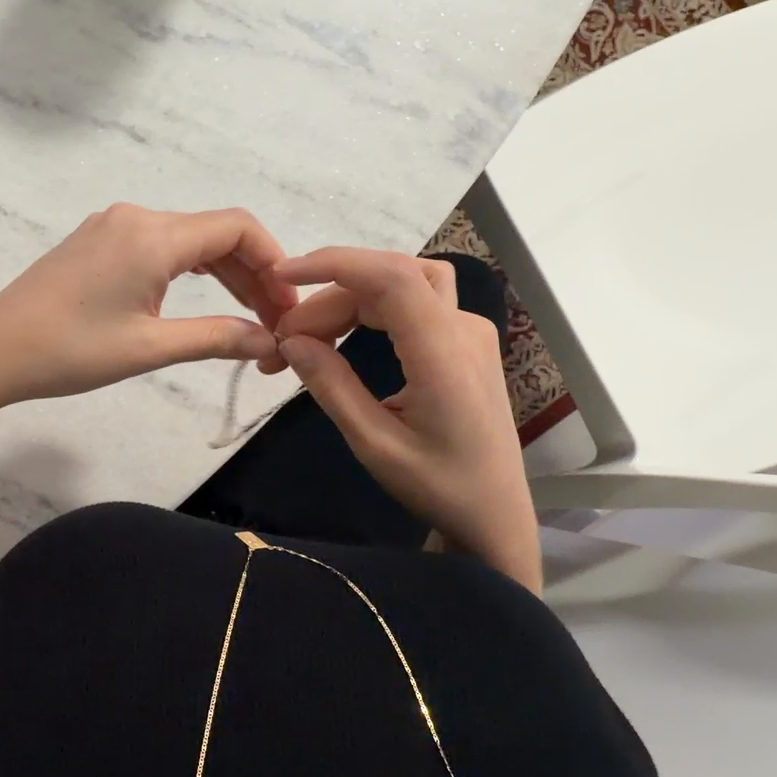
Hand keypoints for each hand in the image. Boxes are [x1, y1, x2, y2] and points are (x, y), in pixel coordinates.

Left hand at [0, 204, 298, 412]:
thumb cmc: (69, 353)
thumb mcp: (148, 349)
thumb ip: (216, 339)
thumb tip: (270, 343)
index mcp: (153, 235)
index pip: (237, 228)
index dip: (274, 262)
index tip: (290, 306)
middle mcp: (136, 217)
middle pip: (215, 233)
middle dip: (253, 275)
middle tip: (276, 325)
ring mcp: (111, 227)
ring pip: (187, 241)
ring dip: (223, 276)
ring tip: (248, 319)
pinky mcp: (95, 243)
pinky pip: (158, 247)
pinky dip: (188, 272)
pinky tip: (201, 302)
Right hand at [271, 248, 541, 593]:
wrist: (494, 513)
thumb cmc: (437, 486)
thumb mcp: (374, 444)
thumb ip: (332, 386)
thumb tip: (290, 341)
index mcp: (444, 355)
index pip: (389, 277)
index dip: (333, 263)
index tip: (282, 275)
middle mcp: (463, 329)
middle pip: (388, 280)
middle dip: (326, 299)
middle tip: (282, 343)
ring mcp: (469, 332)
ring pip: (401, 286)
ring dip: (347, 301)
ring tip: (305, 340)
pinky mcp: (464, 342)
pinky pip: (412, 305)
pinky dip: (369, 310)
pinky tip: (341, 336)